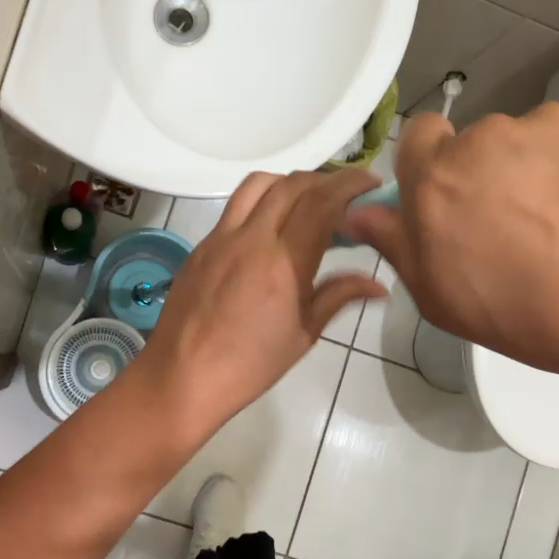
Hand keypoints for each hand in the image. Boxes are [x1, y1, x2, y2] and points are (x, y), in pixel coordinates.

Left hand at [134, 170, 386, 436]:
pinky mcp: (200, 247)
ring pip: (257, 186)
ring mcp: (220, 239)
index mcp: (282, 263)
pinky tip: (270, 231)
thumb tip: (379, 285)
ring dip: (289, 183)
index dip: (350, 183)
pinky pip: (234, 208)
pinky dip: (261, 203)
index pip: (321, 202)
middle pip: (292, 185)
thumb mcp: (302, 335)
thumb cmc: (248, 366)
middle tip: (345, 196)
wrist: (180, 378)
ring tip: (306, 203)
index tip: (370, 182)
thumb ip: (339, 296)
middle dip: (325, 180)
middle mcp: (250, 239)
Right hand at [341, 103, 558, 383]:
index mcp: (437, 181)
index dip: (430, 168)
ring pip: (533, 143)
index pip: (416, 139)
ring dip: (540, 173)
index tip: (453, 205)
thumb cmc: (537, 315)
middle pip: (477, 146)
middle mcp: (489, 139)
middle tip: (520, 231)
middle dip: (488, 177)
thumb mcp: (445, 301)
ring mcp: (555, 126)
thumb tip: (361, 212)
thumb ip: (398, 246)